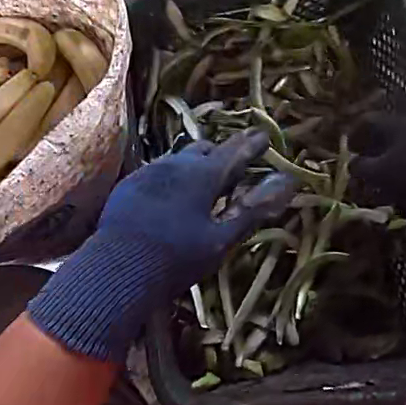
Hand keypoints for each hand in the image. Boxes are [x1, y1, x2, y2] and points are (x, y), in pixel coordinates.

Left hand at [28, 128, 297, 361]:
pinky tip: (170, 196)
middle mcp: (177, 164)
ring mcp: (149, 172)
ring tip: (202, 181)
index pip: (236, 150)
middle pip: (206, 149)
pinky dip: (172, 178)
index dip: (252, 143)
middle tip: (233, 166)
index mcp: (204, 174)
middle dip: (222, 154)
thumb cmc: (178, 256)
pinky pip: (157, 172)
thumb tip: (287, 182)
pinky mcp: (129, 185)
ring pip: (179, 159)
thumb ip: (254, 208)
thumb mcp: (222, 238)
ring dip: (195, 165)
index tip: (264, 136)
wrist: (117, 267)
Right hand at [353, 113, 405, 255]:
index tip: (348, 148)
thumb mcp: (382, 175)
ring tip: (390, 176)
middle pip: (392, 131)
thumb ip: (362, 168)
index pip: (369, 121)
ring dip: (399, 157)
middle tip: (368, 161)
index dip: (355, 134)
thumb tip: (352, 163)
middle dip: (378, 146)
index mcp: (398, 123)